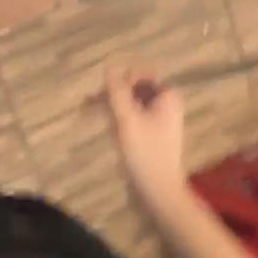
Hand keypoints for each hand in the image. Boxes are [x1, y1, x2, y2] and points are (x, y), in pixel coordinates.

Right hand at [104, 66, 188, 203]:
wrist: (158, 190)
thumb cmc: (145, 153)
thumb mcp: (128, 119)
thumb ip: (118, 92)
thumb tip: (110, 67)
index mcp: (167, 96)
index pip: (142, 73)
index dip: (122, 79)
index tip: (104, 92)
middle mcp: (166, 104)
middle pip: (136, 88)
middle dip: (114, 94)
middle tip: (90, 103)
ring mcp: (160, 120)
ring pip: (132, 104)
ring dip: (114, 107)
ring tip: (92, 114)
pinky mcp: (152, 135)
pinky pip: (134, 118)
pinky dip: (120, 120)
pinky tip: (109, 129)